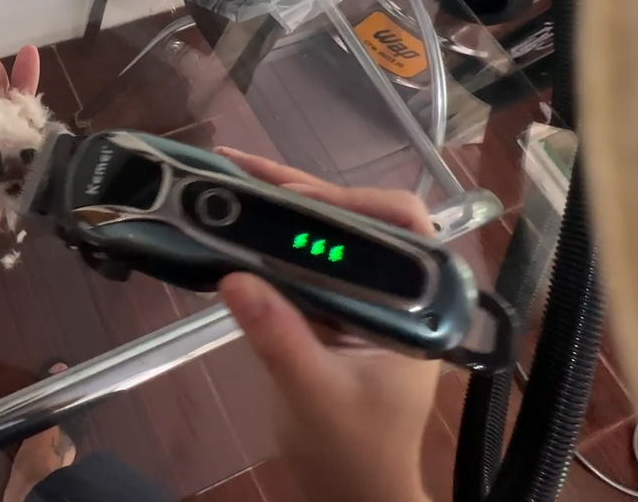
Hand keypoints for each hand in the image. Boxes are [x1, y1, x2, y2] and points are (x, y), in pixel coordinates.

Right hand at [214, 148, 438, 501]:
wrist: (348, 491)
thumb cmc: (351, 453)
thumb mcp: (316, 397)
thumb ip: (282, 340)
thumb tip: (233, 279)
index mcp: (411, 309)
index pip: (404, 227)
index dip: (353, 203)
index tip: (297, 202)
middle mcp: (388, 292)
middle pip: (353, 217)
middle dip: (298, 187)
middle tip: (239, 167)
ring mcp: (355, 296)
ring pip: (321, 231)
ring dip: (276, 201)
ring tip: (226, 173)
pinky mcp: (324, 304)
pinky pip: (296, 255)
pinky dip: (263, 231)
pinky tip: (230, 215)